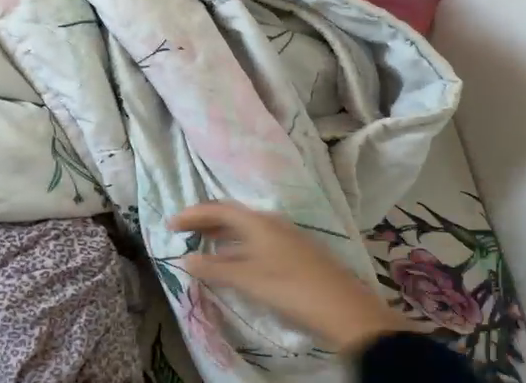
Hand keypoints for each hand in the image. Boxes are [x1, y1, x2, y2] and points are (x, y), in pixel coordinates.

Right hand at [168, 201, 411, 351]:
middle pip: (232, 216)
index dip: (190, 215)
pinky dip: (242, 247)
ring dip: (225, 236)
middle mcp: (272, 222)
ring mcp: (290, 237)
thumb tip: (185, 260)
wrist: (354, 317)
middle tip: (187, 233)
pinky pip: (261, 241)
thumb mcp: (248, 280)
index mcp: (257, 222)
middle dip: (206, 223)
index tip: (171, 225)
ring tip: (209, 249)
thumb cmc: (293, 290)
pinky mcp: (302, 254)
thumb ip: (213, 269)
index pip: (215, 208)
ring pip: (248, 230)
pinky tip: (241, 264)